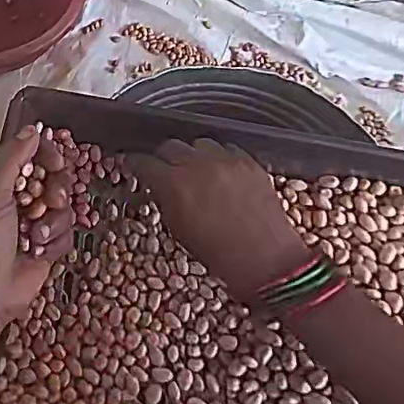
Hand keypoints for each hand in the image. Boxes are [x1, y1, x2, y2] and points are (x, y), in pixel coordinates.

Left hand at [0, 127, 76, 347]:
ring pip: (65, 205)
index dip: (46, 154)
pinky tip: (38, 251)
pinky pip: (68, 232)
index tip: (54, 162)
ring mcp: (33, 222)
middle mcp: (17, 198)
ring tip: (35, 235)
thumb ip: (12, 157)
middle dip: (56, 188)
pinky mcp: (46, 245)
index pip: (30, 153)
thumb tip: (31, 129)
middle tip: (50, 199)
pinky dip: (55, 241)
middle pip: (54, 176)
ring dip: (53, 220)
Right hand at [129, 139, 310, 298]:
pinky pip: (226, 148)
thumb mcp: (178, 229)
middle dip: (163, 157)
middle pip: (169, 146)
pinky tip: (220, 171)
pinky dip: (219, 156)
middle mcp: (197, 166)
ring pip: (198, 143)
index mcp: (173, 184)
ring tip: (196, 168)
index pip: (144, 162)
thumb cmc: (219, 253)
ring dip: (193, 153)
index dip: (136, 164)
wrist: (267, 260)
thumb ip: (164, 199)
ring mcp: (226, 161)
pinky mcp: (248, 162)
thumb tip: (157, 185)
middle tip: (165, 169)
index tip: (135, 166)